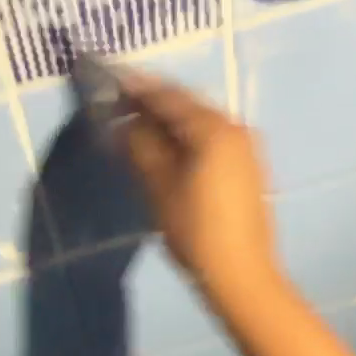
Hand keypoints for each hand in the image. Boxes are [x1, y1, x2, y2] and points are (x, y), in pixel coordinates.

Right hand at [120, 73, 283, 310]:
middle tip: (117, 104)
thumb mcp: (160, 189)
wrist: (242, 275)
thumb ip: (141, 148)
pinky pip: (210, 138)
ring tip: (135, 126)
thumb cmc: (196, 233)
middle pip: (186, 104)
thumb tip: (123, 122)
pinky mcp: (248, 167)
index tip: (107, 80)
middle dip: (151, 103)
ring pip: (199, 122)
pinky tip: (165, 149)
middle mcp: (235, 128)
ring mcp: (246, 147)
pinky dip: (185, 137)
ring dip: (168, 120)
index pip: (167, 96)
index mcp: (214, 129)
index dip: (135, 87)